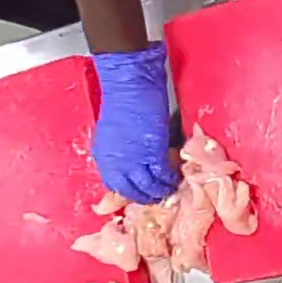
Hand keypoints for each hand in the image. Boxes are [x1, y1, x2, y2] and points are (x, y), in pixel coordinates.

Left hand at [92, 43, 181, 203]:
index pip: (116, 187)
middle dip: (147, 196)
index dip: (132, 193)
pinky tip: (176, 176)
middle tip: (159, 196)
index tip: (142, 193)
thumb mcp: (114, 136)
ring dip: (161, 190)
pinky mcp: (153, 154)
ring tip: (170, 188)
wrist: (131, 86)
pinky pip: (163, 175)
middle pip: (133, 192)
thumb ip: (121, 153)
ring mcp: (134, 161)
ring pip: (150, 187)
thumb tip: (134, 164)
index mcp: (105, 158)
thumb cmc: (122, 102)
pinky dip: (171, 178)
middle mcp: (117, 164)